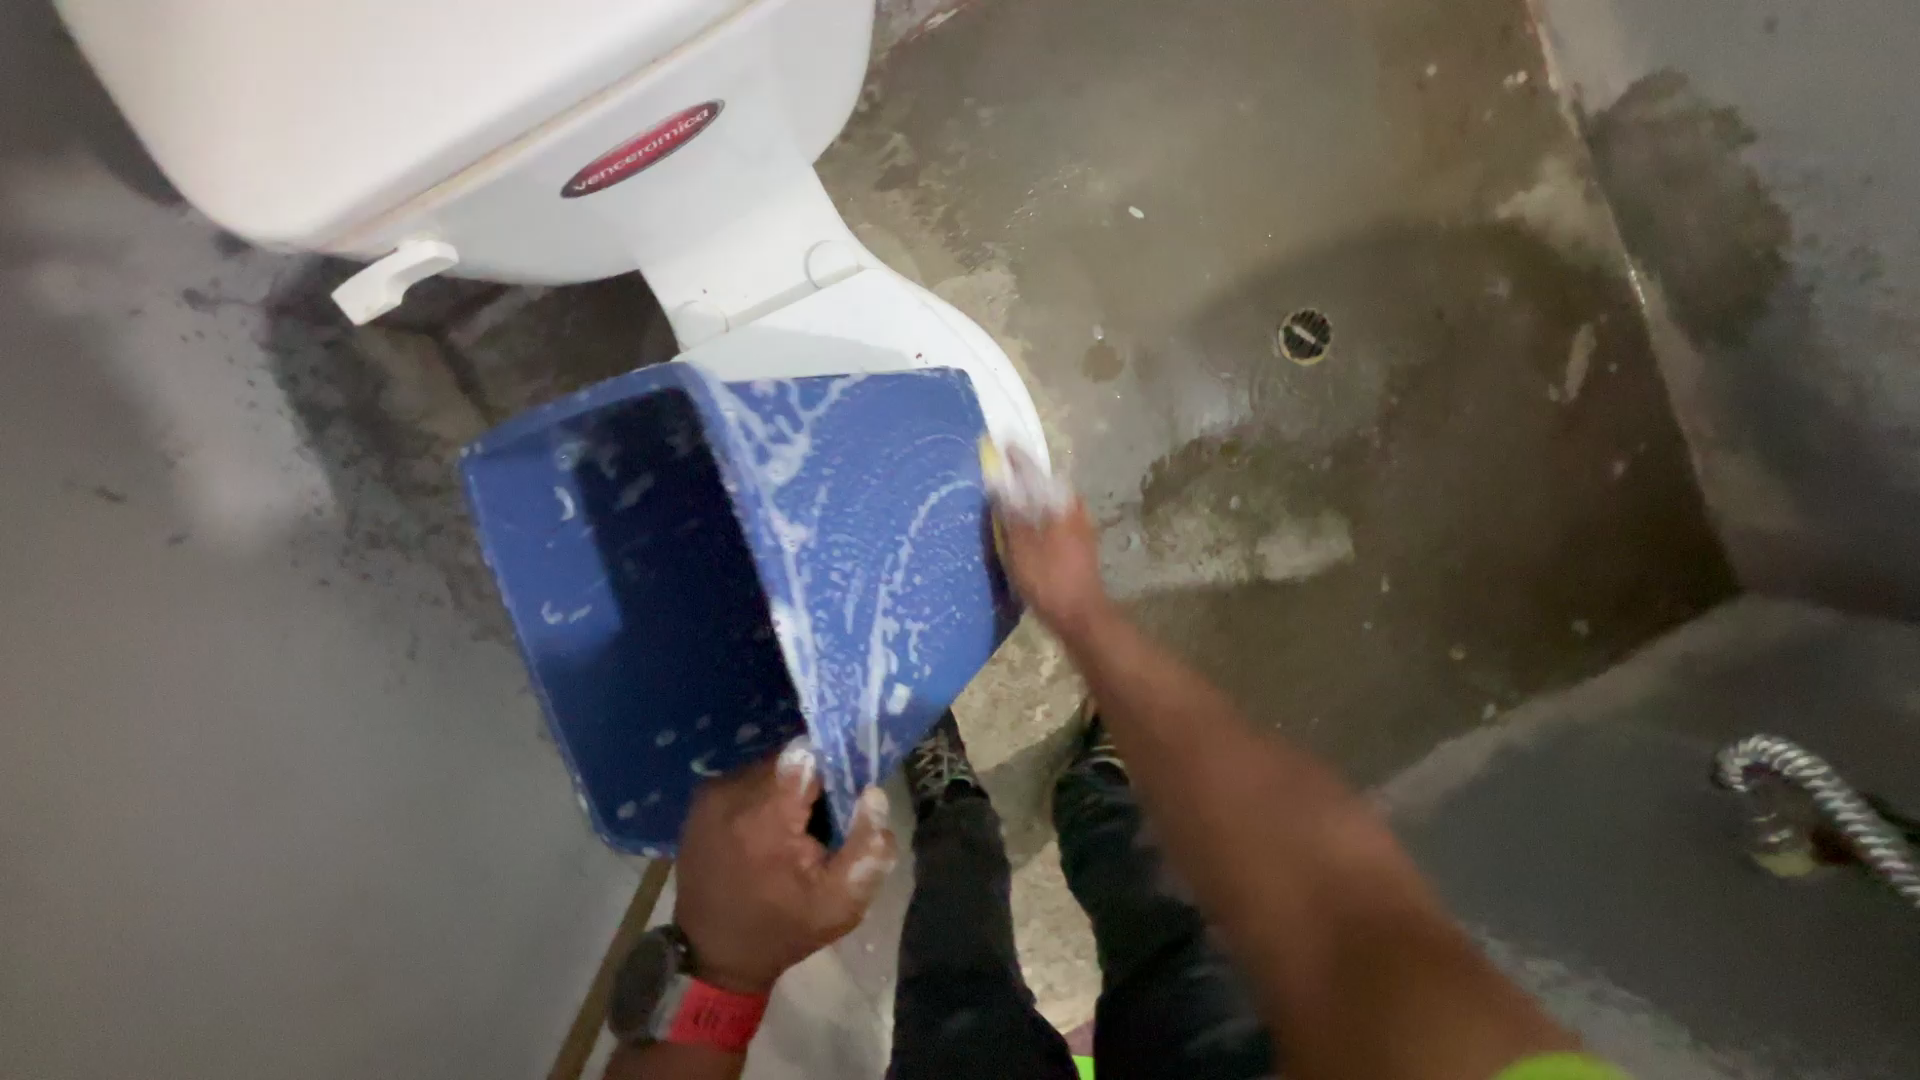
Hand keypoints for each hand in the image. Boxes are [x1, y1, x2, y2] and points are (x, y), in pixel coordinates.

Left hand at [672, 738, 896, 994]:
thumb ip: (868, 847)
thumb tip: (873, 792)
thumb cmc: (783, 929)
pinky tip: (767, 830)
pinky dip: (765, 795)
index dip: (834, 768)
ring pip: (770, 767)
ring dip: (789, 787)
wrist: (713, 956)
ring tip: (795, 829)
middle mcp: (732, 792)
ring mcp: (712, 793)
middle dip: (813, 782)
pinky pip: (748, 779)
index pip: (809, 755)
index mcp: (766, 815)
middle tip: (823, 821)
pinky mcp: (701, 800)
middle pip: (790, 759)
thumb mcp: (840, 903)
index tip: (846, 794)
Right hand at [989, 446, 1112, 637]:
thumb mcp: (1020, 545)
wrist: (1080, 615)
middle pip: (1047, 485)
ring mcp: (1081, 528)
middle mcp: (1074, 509)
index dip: (1017, 458)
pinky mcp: (1081, 546)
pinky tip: (1029, 528)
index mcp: (1059, 504)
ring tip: (1014, 499)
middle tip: (1006, 472)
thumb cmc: (1047, 579)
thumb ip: (1009, 511)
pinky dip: (1041, 517)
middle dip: (1027, 478)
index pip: (1035, 471)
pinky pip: (1057, 520)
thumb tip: (997, 480)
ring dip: (1034, 498)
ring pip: (1053, 503)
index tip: (1003, 444)